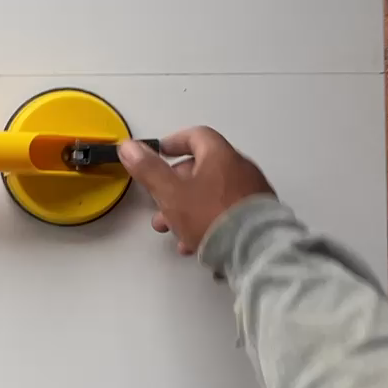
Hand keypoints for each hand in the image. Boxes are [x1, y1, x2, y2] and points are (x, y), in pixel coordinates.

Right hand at [119, 127, 274, 254]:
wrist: (254, 250)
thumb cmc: (209, 216)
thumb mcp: (171, 193)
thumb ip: (149, 169)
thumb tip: (128, 146)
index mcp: (220, 156)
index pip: (197, 136)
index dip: (175, 142)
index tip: (160, 152)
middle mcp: (241, 169)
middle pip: (202, 168)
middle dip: (175, 185)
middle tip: (159, 202)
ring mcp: (253, 193)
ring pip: (212, 194)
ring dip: (187, 207)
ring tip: (172, 229)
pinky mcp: (258, 217)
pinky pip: (226, 211)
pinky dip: (206, 220)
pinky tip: (193, 243)